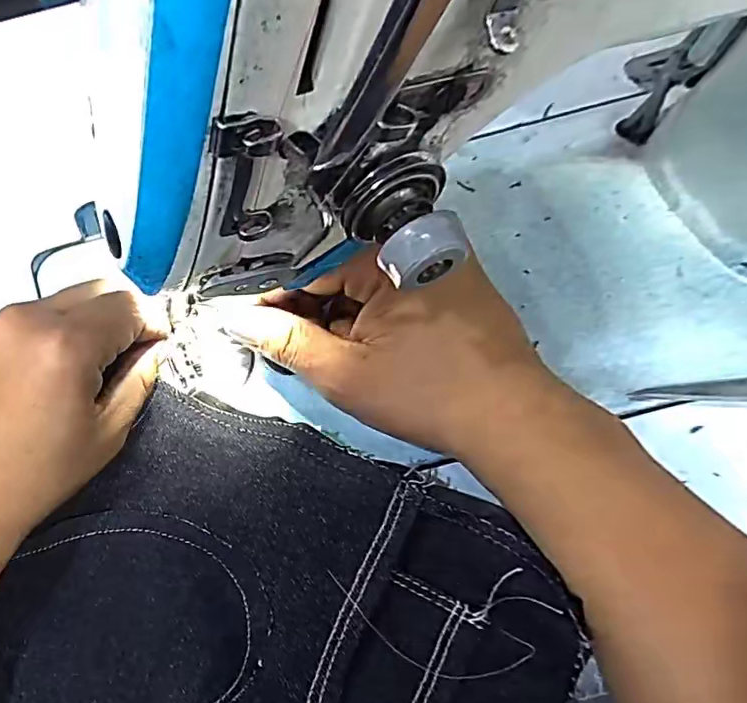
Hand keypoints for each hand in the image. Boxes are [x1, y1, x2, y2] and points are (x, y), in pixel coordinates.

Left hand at [0, 279, 166, 551]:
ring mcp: (6, 321)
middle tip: (136, 356)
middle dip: (126, 316)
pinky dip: (68, 326)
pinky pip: (45, 311)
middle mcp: (31, 318)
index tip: (159, 346)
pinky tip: (71, 367)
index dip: (153, 323)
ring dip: (97, 320)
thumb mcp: (108, 432)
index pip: (128, 304)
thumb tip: (153, 350)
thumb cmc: (40, 475)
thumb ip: (139, 379)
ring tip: (102, 367)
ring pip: (72, 296)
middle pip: (100, 289)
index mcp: (65, 344)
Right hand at [213, 251, 576, 456]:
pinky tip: (364, 351)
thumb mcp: (342, 373)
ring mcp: (437, 260)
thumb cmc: (426, 394)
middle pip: (334, 272)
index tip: (251, 328)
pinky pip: (391, 291)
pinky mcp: (451, 282)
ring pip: (362, 283)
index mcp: (385, 250)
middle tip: (290, 353)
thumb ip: (286, 342)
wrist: (507, 417)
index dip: (273, 302)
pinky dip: (369, 319)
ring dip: (338, 318)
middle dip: (308, 312)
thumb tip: (238, 319)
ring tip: (330, 358)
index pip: (305, 267)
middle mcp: (414, 240)